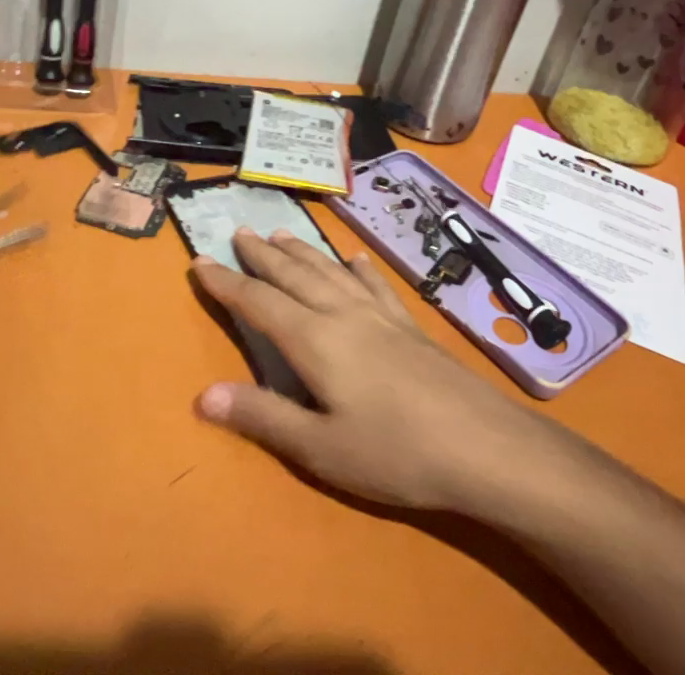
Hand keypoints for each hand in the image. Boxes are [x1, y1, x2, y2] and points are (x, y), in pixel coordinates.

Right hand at [190, 229, 578, 512]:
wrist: (484, 446)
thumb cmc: (395, 453)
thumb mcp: (319, 447)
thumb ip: (262, 416)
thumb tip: (202, 395)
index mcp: (315, 341)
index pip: (259, 303)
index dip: (227, 284)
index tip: (199, 262)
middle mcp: (345, 316)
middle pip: (295, 275)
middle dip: (263, 256)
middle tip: (240, 232)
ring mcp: (382, 317)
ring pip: (332, 272)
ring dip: (303, 252)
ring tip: (282, 234)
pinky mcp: (411, 327)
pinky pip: (376, 285)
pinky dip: (359, 268)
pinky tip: (356, 259)